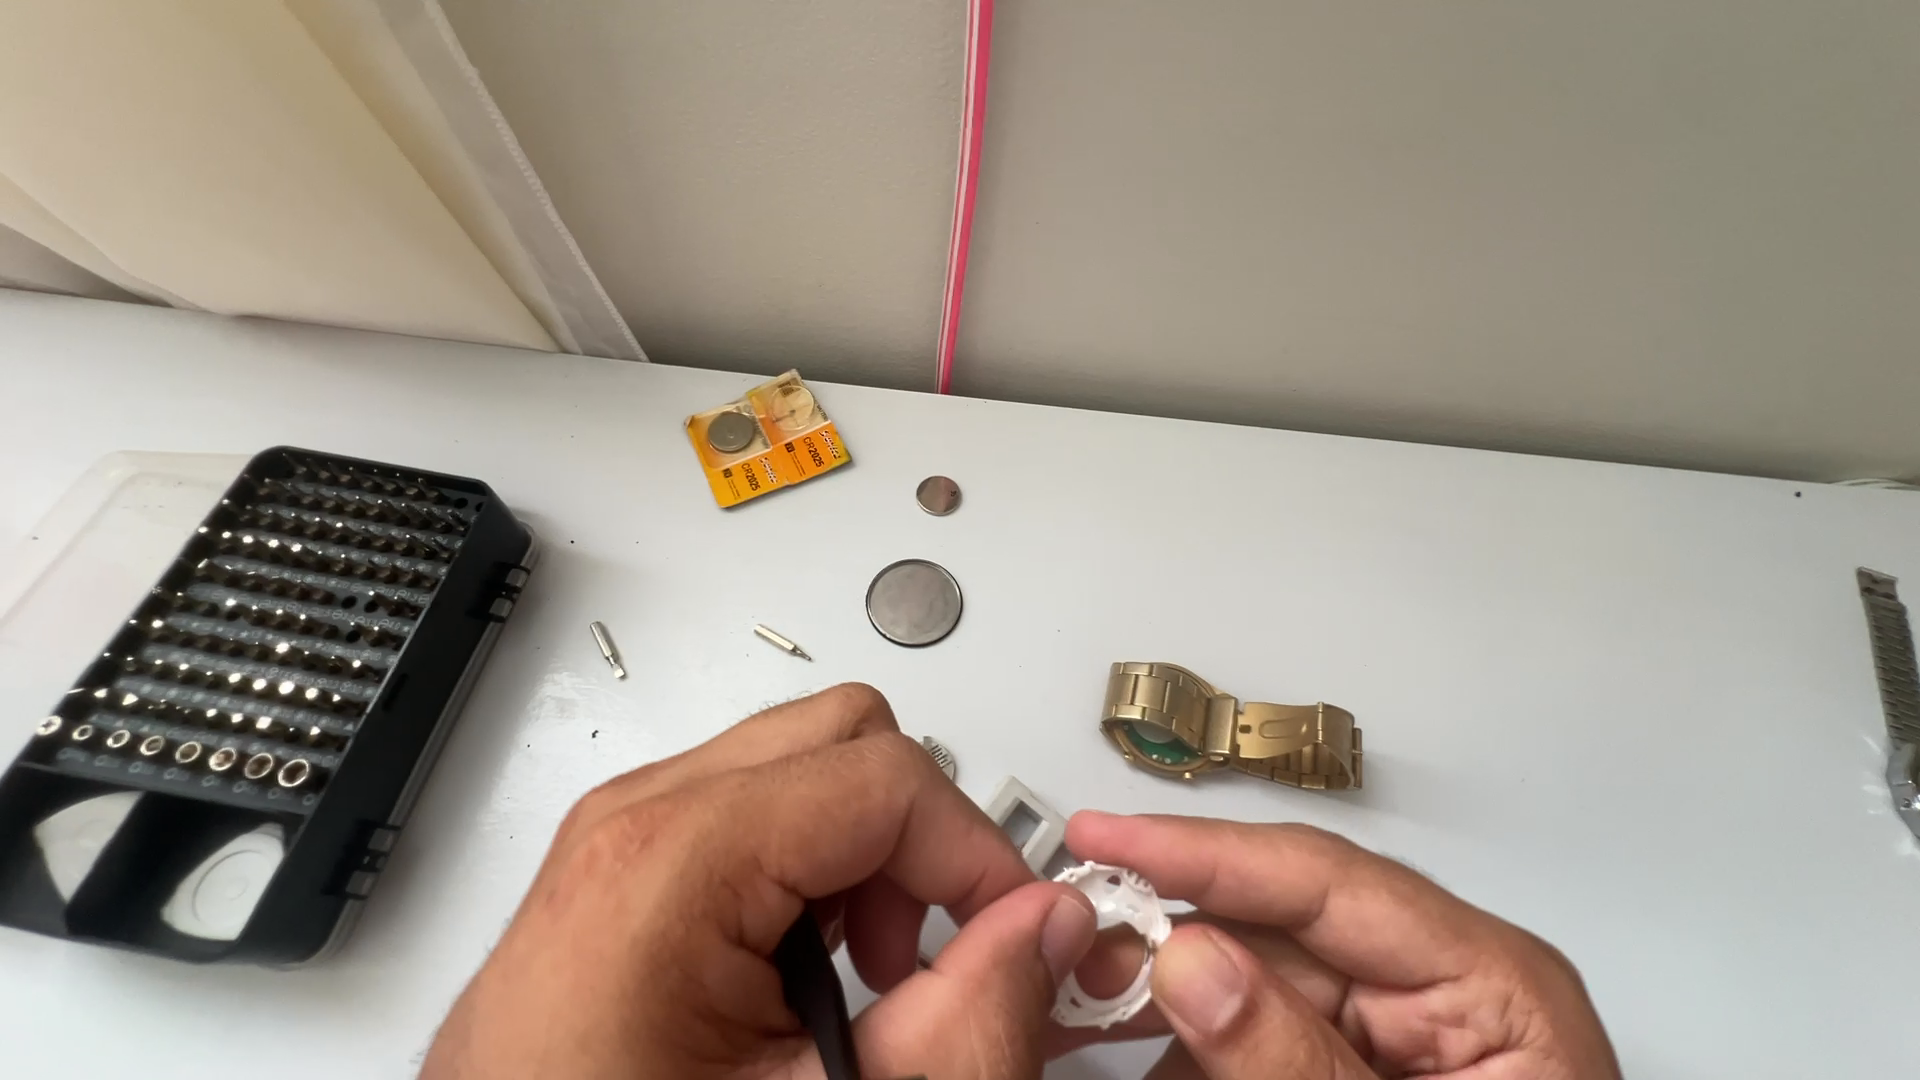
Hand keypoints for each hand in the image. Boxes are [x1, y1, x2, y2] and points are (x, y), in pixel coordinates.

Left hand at [422, 684, 1097, 1079]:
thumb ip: (966, 1024)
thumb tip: (1050, 921)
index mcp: (674, 858)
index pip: (885, 775)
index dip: (974, 848)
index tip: (1013, 933)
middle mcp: (642, 812)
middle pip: (848, 733)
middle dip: (917, 833)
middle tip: (923, 952)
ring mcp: (628, 826)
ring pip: (811, 760)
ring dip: (869, 851)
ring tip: (862, 972)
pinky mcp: (629, 854)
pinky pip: (764, 802)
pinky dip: (819, 864)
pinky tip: (803, 966)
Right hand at [1062, 813, 1620, 1078]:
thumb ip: (1293, 1063)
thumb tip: (1184, 956)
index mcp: (1484, 976)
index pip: (1314, 874)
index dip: (1196, 849)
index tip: (1098, 836)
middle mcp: (1430, 971)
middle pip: (1267, 921)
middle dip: (1164, 938)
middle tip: (1074, 952)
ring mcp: (1392, 1015)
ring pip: (1246, 974)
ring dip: (1166, 998)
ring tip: (1086, 1009)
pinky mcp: (1353, 1050)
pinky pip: (1255, 1025)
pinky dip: (1195, 1048)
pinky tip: (1148, 1055)